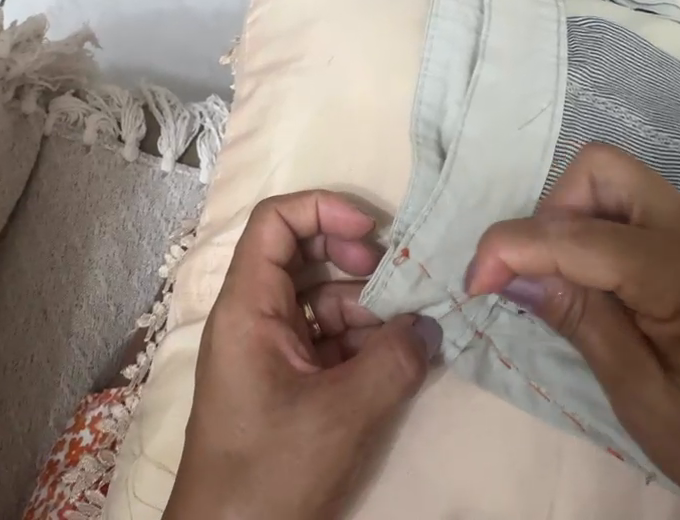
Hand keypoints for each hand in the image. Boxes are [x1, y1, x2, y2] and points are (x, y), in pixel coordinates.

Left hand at [166, 191, 441, 519]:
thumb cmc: (270, 471)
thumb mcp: (342, 414)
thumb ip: (394, 361)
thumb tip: (430, 324)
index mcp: (249, 304)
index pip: (275, 221)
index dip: (324, 208)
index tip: (373, 231)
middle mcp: (255, 314)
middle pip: (303, 254)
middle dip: (355, 259)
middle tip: (399, 279)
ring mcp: (269, 347)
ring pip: (321, 298)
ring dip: (367, 305)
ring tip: (410, 325)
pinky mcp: (285, 378)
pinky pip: (326, 337)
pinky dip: (361, 340)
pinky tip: (396, 356)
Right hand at [464, 144, 679, 519]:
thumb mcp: (639, 395)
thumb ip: (576, 318)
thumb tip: (510, 272)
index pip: (576, 232)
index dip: (511, 247)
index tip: (474, 282)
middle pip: (600, 169)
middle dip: (551, 211)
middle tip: (540, 276)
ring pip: (617, 180)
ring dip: (574, 218)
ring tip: (568, 285)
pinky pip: (637, 207)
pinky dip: (600, 229)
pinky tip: (600, 285)